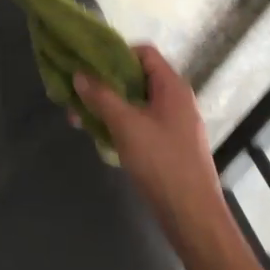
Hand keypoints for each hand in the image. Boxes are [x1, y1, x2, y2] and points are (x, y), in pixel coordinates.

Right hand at [75, 44, 231, 244]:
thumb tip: (79, 73)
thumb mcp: (126, 125)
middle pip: (137, 78)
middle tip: (76, 93)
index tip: (88, 65)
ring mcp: (173, 124)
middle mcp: (176, 100)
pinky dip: (119, 124)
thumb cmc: (162, 162)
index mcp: (172, 87)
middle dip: (105, 83)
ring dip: (108, 106)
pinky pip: (140, 124)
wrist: (193, 216)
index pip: (144, 53)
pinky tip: (99, 136)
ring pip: (135, 103)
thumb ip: (101, 96)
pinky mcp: (168, 146)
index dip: (116, 53)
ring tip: (79, 118)